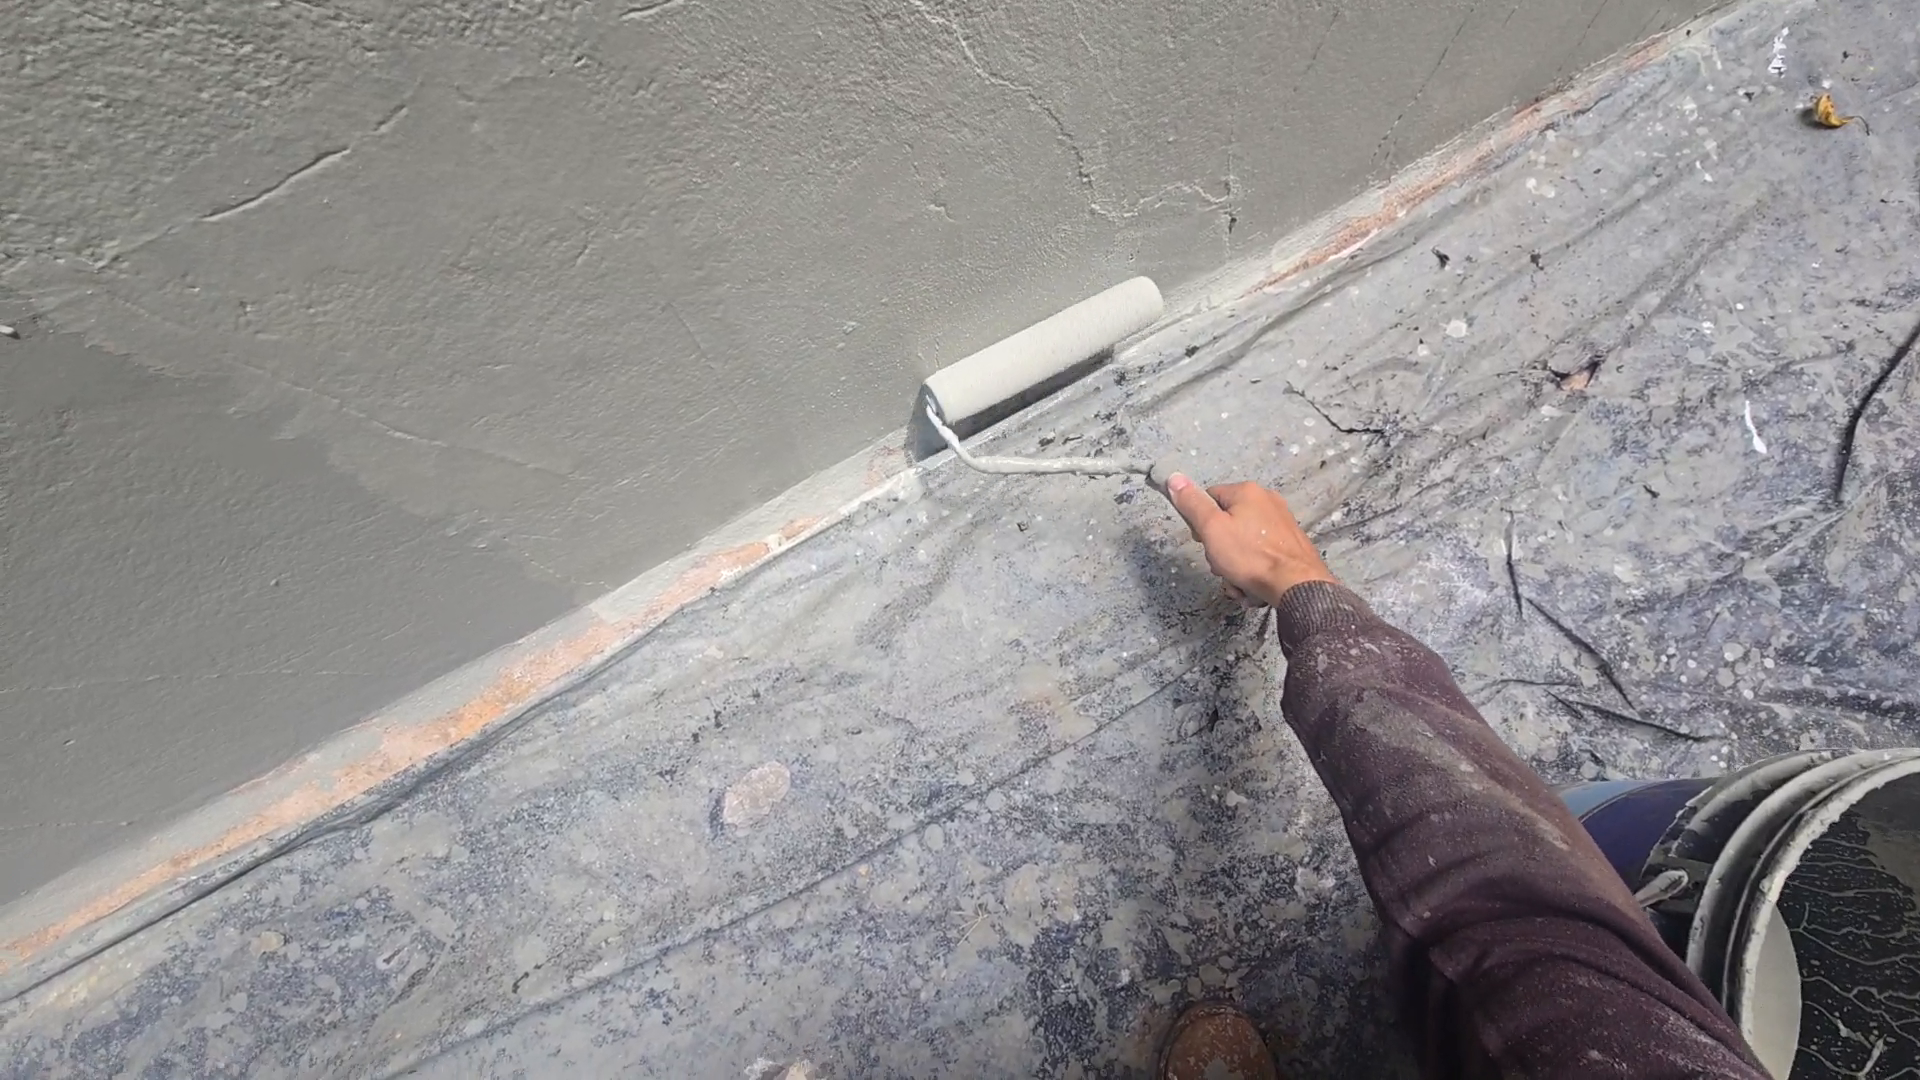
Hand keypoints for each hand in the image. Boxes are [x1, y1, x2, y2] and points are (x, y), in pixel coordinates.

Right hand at [1165, 475, 1335, 606]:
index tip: (1204, 541)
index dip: (1200, 523)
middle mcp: (1267, 501)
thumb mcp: (1211, 528)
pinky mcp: (1289, 542)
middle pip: (1226, 522)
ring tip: (1238, 578)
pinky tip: (1251, 582)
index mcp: (1247, 492)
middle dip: (1219, 548)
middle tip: (1222, 563)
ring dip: (1234, 563)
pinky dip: (1251, 568)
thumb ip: (1191, 503)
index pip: (1208, 499)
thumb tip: (1173, 477)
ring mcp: (1281, 522)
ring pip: (1242, 541)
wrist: (1296, 585)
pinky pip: (1259, 552)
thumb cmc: (1251, 556)